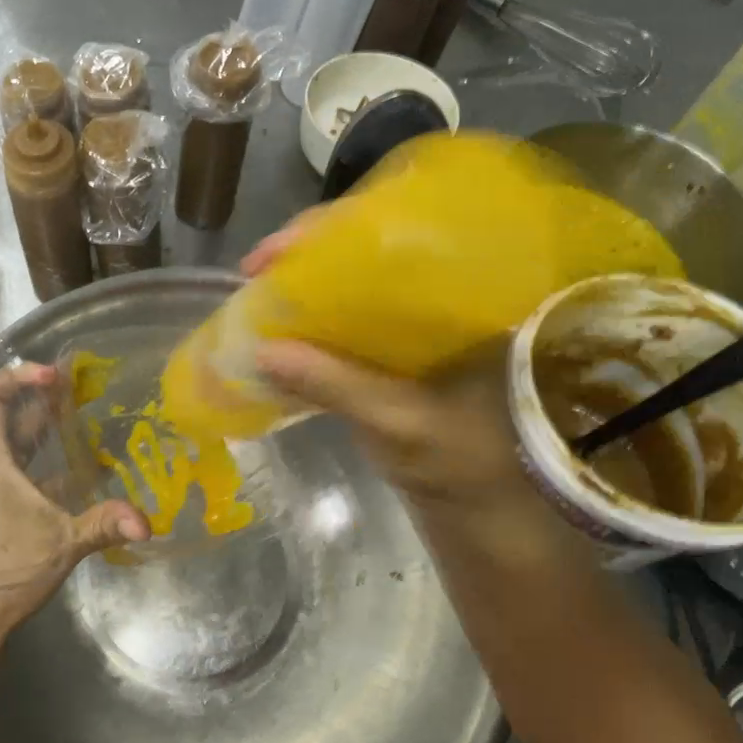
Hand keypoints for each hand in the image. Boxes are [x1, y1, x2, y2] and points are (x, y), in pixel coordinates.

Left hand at [0, 364, 149, 646]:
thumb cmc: (8, 571)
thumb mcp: (63, 544)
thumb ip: (104, 525)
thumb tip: (148, 522)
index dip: (16, 376)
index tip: (53, 375)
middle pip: (2, 415)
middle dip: (36, 395)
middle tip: (76, 385)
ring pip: (10, 442)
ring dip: (39, 424)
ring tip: (78, 412)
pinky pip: (17, 468)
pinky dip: (41, 458)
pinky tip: (74, 466)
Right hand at [241, 219, 549, 524]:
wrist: (489, 511)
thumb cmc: (464, 462)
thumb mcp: (399, 423)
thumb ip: (335, 386)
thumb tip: (262, 350)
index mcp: (457, 296)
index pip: (391, 232)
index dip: (325, 234)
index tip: (270, 255)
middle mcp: (436, 299)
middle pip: (364, 251)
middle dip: (304, 256)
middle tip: (254, 271)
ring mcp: (413, 328)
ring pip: (351, 286)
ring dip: (303, 289)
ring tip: (257, 294)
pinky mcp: (394, 355)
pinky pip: (345, 324)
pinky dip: (309, 326)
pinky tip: (276, 334)